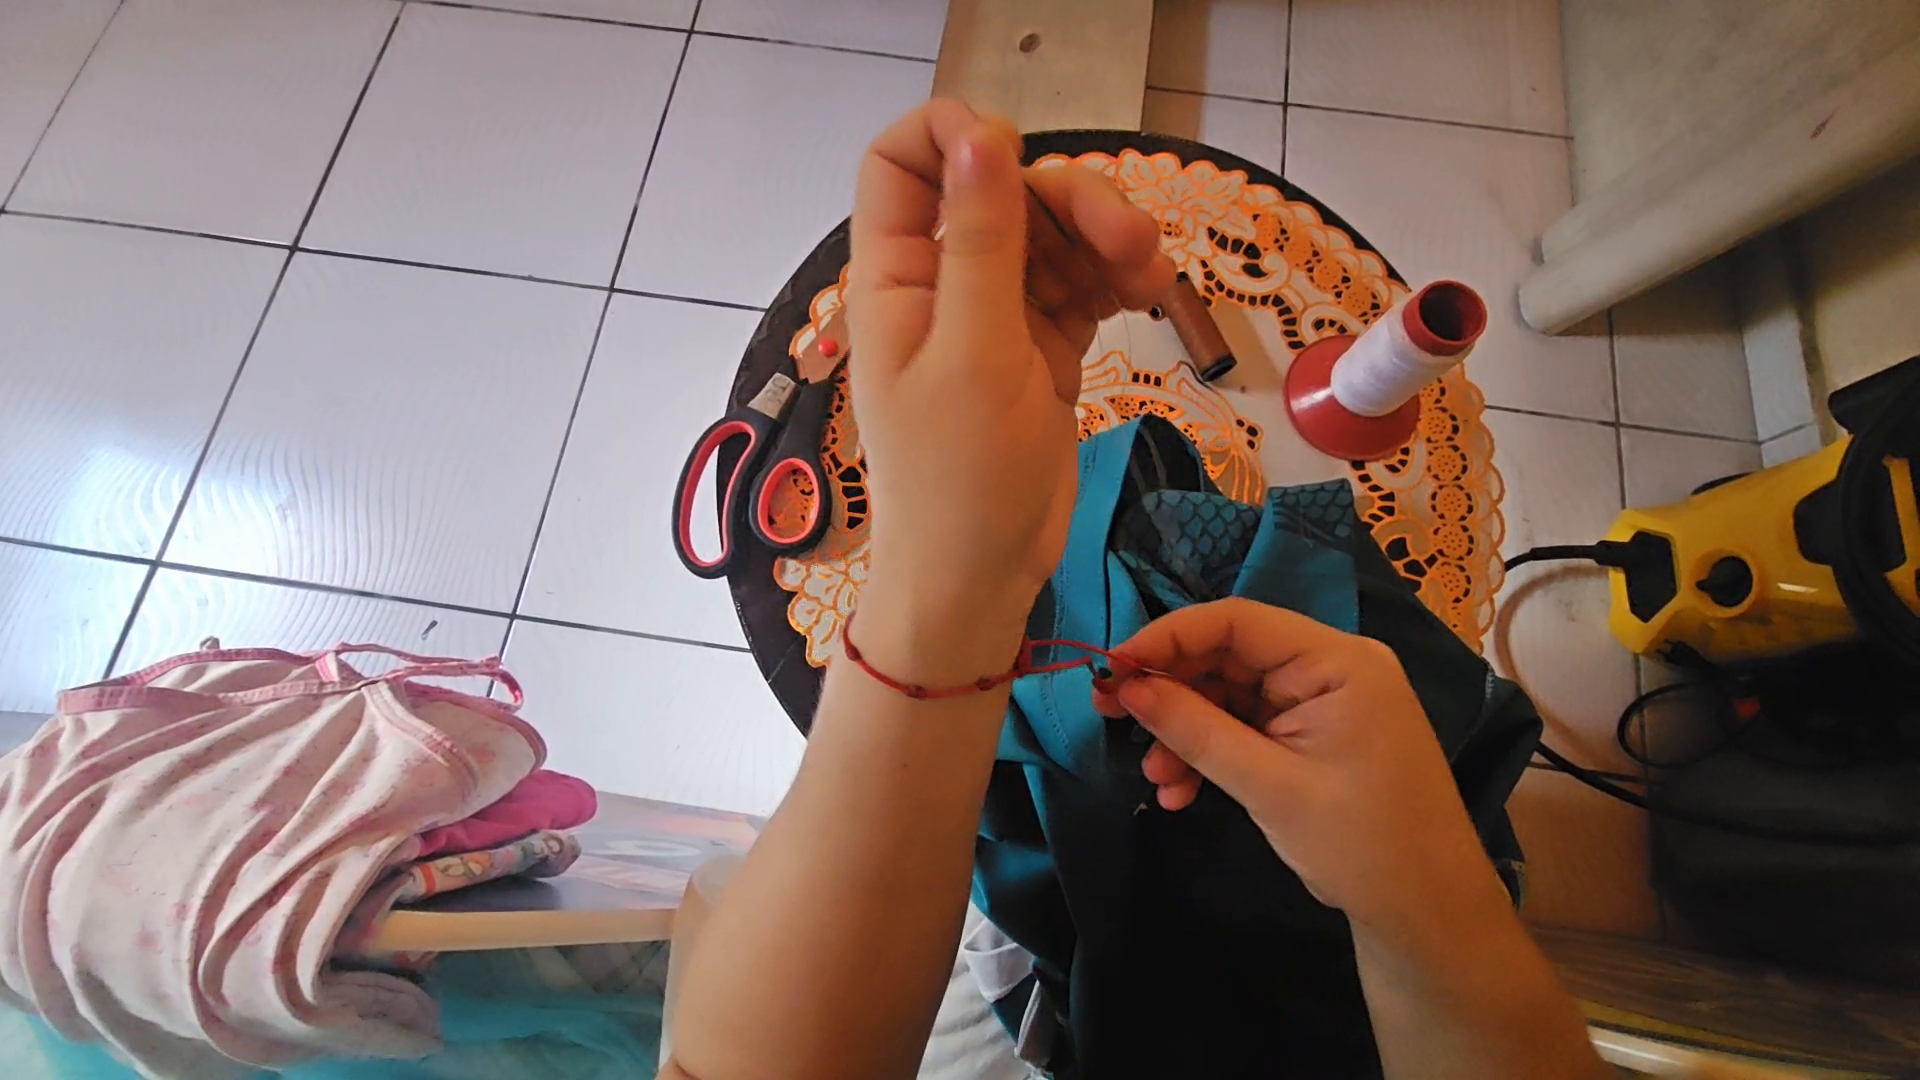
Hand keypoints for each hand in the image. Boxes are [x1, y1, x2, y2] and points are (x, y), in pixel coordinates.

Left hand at [846, 100, 1172, 673]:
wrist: (982, 575)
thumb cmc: (962, 479)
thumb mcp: (974, 355)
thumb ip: (982, 243)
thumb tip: (979, 133)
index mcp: (899, 281)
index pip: (900, 164)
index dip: (951, 135)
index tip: (1017, 153)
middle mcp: (944, 288)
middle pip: (1001, 194)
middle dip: (1067, 199)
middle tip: (1130, 241)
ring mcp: (996, 319)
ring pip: (1051, 238)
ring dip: (1106, 240)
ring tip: (1151, 277)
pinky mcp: (1041, 351)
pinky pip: (1078, 288)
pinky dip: (1113, 280)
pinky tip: (1147, 294)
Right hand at [1092, 598, 1500, 934]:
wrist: (1427, 920)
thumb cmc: (1362, 846)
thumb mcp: (1267, 785)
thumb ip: (1193, 728)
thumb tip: (1125, 686)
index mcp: (1336, 661)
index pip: (1235, 621)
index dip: (1166, 636)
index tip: (1113, 665)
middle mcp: (1326, 667)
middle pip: (1224, 655)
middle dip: (1167, 689)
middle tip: (1110, 712)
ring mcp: (1316, 700)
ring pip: (1225, 693)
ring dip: (1183, 732)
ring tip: (1156, 777)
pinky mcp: (1306, 731)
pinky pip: (1240, 724)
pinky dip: (1206, 752)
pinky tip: (1180, 790)